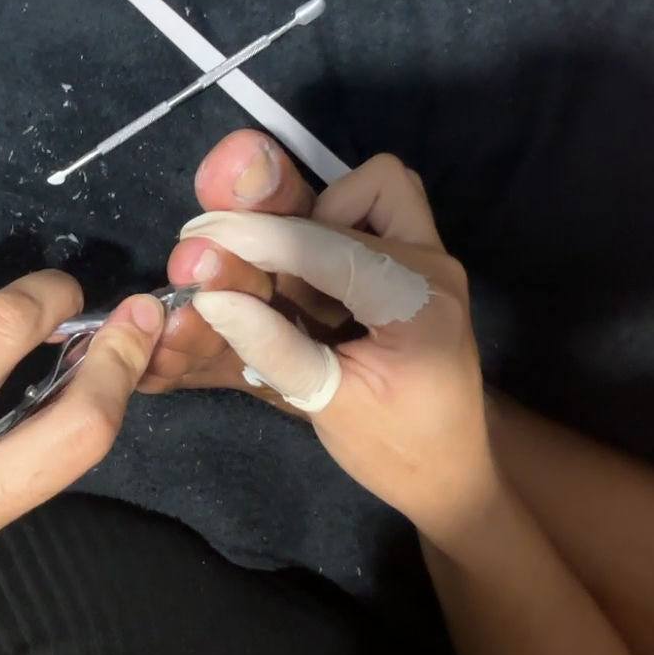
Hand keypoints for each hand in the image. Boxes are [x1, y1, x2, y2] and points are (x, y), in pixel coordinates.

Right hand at [172, 132, 497, 536]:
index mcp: (418, 304)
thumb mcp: (329, 406)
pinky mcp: (418, 257)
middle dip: (297, 228)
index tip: (201, 236)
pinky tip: (317, 282)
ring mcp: (432, 255)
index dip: (260, 238)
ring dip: (322, 220)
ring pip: (376, 187)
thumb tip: (209, 298)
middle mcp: (434, 263)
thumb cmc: (395, 448)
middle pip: (360, 193)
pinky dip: (334, 228)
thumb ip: (272, 346)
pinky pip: (374, 208)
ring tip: (300, 285)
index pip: (328, 248)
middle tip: (264, 278)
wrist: (452, 467)